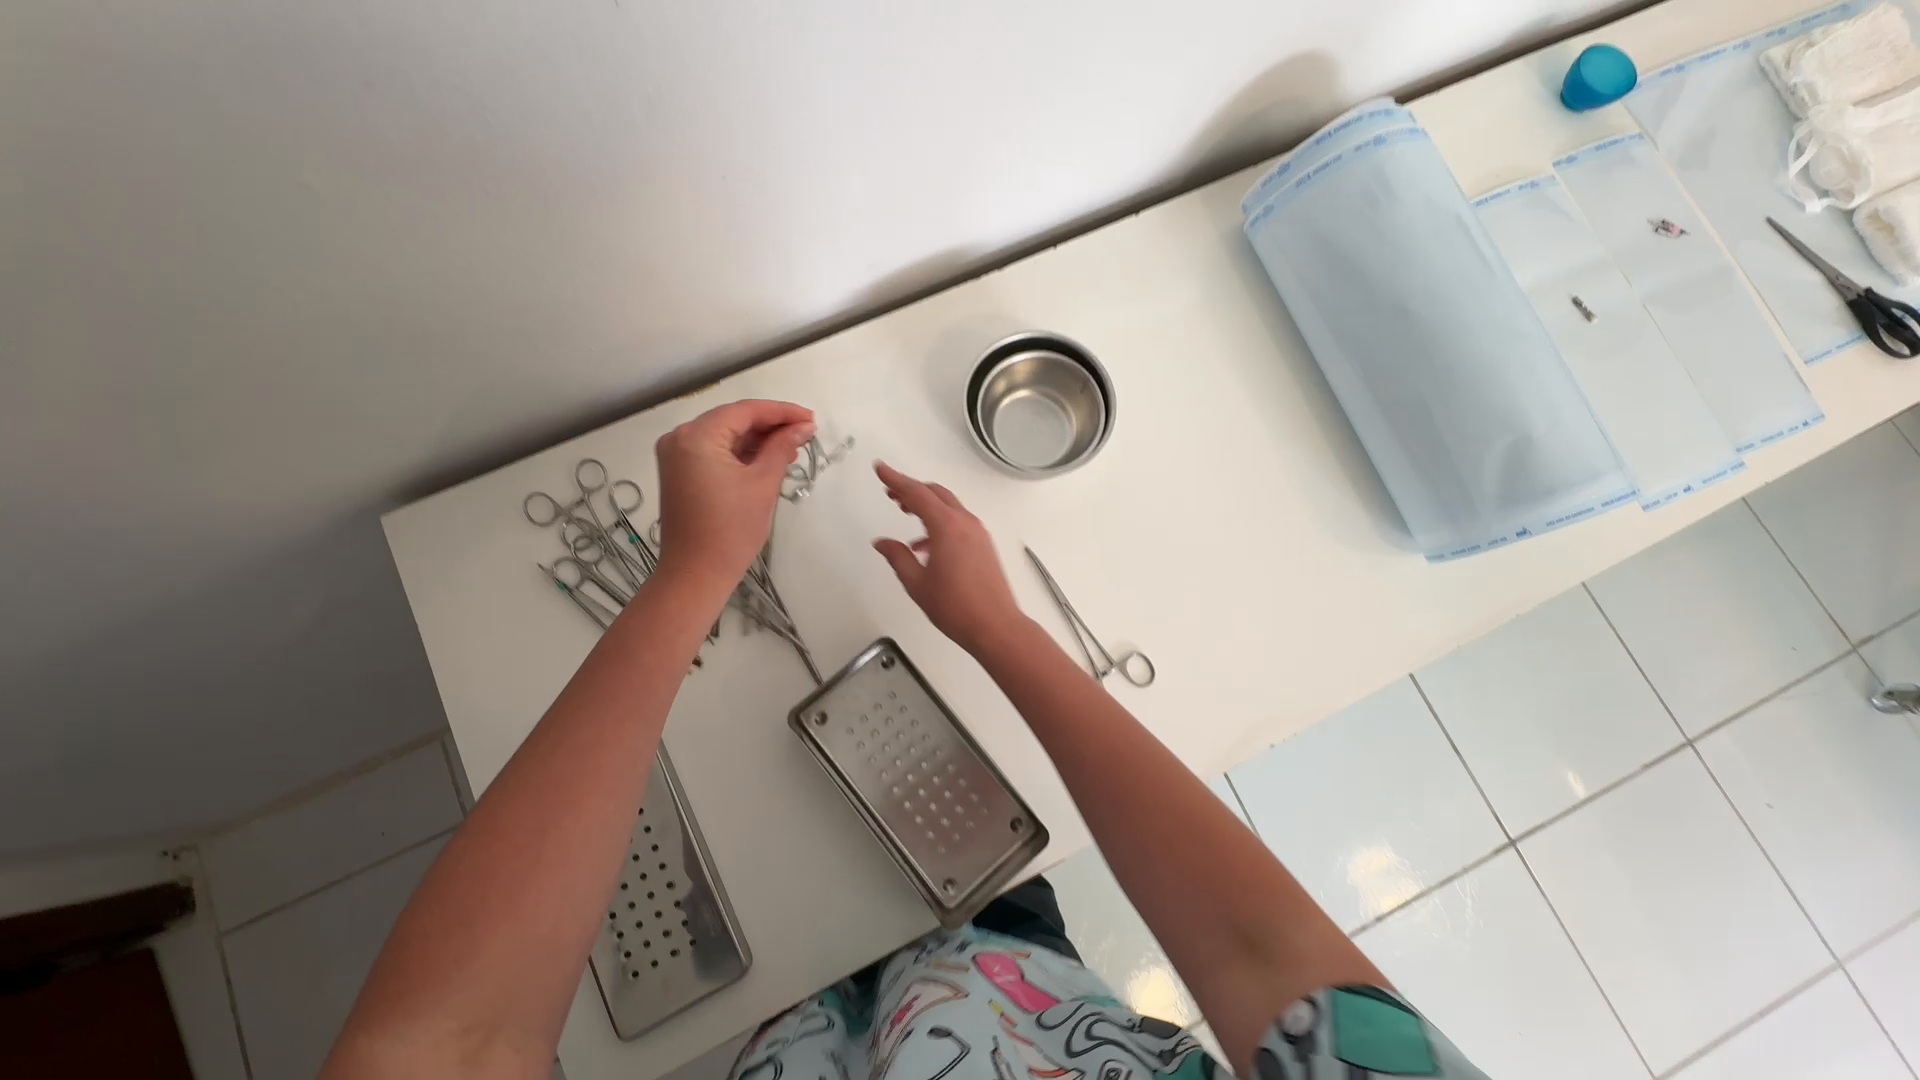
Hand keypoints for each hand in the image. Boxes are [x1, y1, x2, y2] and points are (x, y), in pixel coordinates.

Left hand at [654, 400, 814, 590]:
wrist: (696, 573)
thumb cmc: (731, 529)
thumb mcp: (762, 483)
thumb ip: (782, 447)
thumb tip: (803, 427)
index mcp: (697, 436)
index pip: (745, 411)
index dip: (781, 412)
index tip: (810, 418)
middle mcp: (680, 438)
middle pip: (732, 419)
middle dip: (770, 425)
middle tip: (805, 432)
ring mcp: (676, 455)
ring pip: (724, 435)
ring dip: (757, 439)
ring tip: (792, 447)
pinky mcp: (679, 473)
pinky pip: (714, 452)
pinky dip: (740, 453)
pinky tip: (767, 459)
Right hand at [872, 462, 1028, 655]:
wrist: (995, 626)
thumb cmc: (958, 608)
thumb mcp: (916, 583)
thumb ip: (897, 557)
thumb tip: (883, 543)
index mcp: (946, 527)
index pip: (916, 493)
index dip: (895, 479)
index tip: (881, 469)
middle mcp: (965, 524)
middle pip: (935, 493)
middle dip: (911, 489)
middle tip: (891, 490)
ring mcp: (978, 534)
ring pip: (948, 506)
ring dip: (926, 505)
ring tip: (905, 512)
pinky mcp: (984, 546)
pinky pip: (958, 523)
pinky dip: (940, 523)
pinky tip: (925, 545)